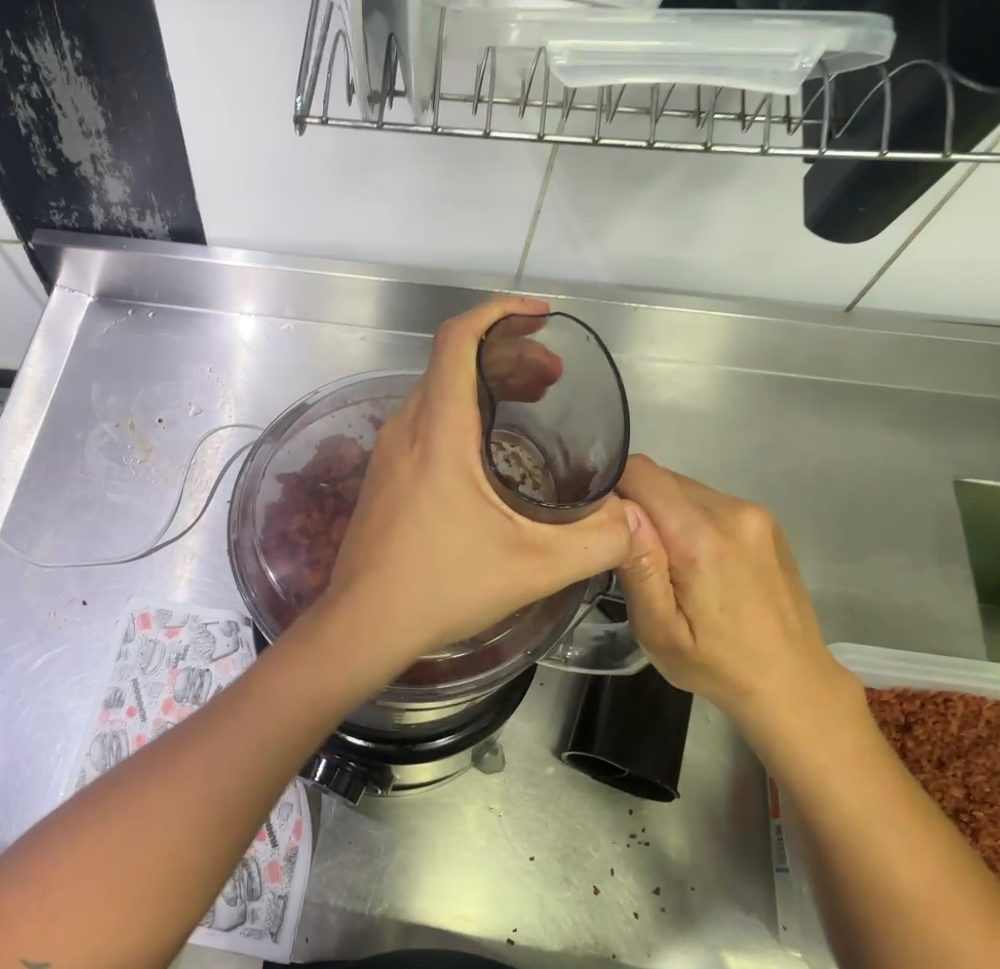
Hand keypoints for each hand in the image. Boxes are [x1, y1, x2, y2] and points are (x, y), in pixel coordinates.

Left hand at [316, 297, 645, 665]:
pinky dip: (463, 413)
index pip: (459, 337)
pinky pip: (425, 423)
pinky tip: (491, 452)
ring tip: (533, 402)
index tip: (543, 316)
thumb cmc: (442, 587)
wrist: (363, 624)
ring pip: (437, 392)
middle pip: (452, 361)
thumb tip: (636, 518)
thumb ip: (599, 540)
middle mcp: (406, 429)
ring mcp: (388, 453)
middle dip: (508, 352)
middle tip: (554, 377)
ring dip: (485, 384)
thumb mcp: (535, 566)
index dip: (501, 312)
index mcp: (438, 431)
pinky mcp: (383, 478)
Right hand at [614, 455, 857, 727]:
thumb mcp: (659, 630)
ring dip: (662, 515)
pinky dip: (688, 521)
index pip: (640, 473)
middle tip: (627, 556)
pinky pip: (708, 502)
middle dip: (635, 506)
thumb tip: (621, 511)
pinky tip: (691, 563)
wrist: (791, 681)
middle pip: (661, 478)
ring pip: (684, 489)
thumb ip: (639, 567)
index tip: (599, 526)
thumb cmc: (715, 665)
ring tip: (661, 564)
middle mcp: (731, 511)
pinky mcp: (765, 522)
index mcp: (700, 538)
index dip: (611, 491)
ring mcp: (754, 513)